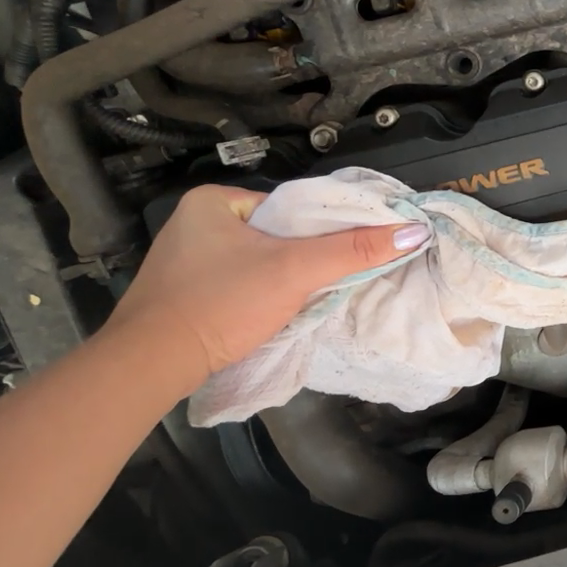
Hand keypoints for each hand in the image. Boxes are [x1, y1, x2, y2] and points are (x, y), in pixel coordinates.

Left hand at [100, 185, 426, 388]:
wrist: (151, 366)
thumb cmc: (221, 305)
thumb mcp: (297, 271)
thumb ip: (356, 249)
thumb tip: (415, 231)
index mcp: (213, 201)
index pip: (294, 206)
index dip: (329, 226)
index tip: (357, 246)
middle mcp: (198, 222)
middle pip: (282, 232)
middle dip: (311, 252)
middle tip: (342, 269)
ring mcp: (190, 259)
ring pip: (266, 258)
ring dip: (292, 273)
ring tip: (317, 289)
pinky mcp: (188, 291)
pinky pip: (246, 279)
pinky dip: (269, 289)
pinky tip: (282, 305)